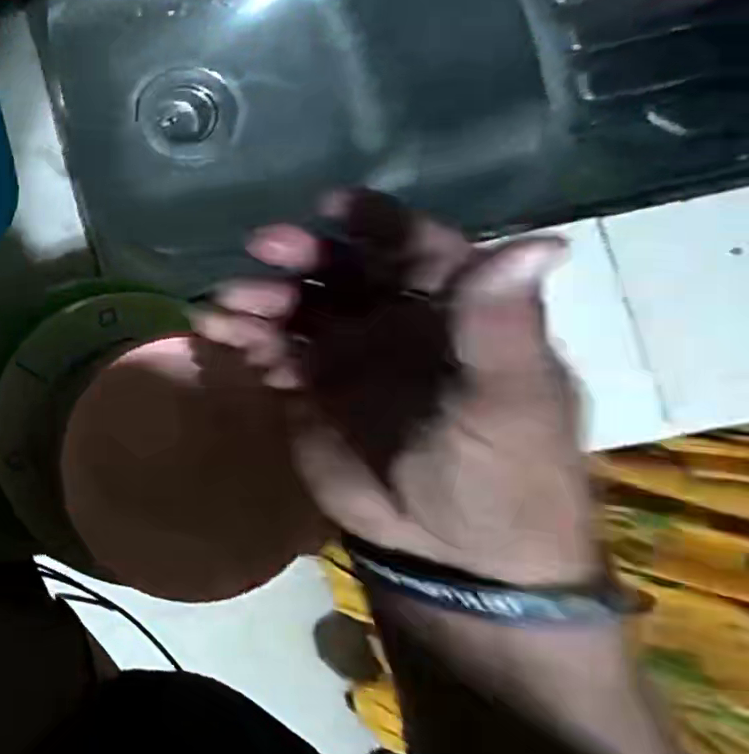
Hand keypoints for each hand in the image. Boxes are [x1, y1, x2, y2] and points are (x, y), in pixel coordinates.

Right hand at [193, 190, 600, 587]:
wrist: (446, 549)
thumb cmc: (500, 472)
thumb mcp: (509, 399)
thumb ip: (499, 324)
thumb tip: (539, 241)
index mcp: (452, 316)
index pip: (415, 250)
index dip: (376, 222)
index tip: (330, 204)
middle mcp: (391, 324)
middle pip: (337, 271)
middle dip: (299, 254)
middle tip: (261, 246)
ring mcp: (340, 355)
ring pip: (290, 306)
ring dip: (257, 295)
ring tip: (228, 303)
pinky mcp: (299, 385)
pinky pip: (262, 347)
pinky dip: (235, 333)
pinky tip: (212, 329)